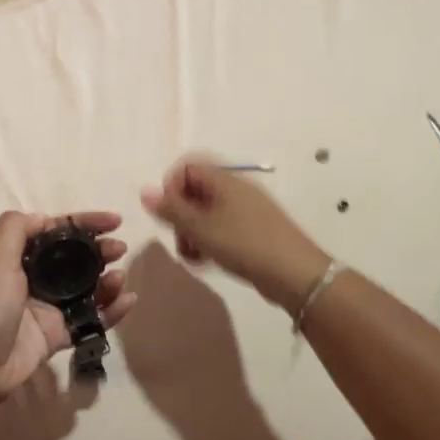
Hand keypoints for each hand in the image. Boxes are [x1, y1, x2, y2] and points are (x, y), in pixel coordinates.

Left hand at [0, 211, 136, 399]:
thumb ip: (16, 229)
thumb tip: (44, 218)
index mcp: (13, 258)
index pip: (53, 232)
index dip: (82, 223)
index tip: (113, 220)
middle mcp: (30, 280)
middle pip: (73, 259)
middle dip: (99, 251)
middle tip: (120, 249)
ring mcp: (44, 310)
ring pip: (85, 289)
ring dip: (106, 281)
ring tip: (121, 278)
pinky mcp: (56, 337)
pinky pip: (89, 320)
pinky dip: (110, 311)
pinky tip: (128, 301)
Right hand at [141, 156, 331, 310]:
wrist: (294, 274)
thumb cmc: (244, 245)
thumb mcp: (200, 228)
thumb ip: (171, 209)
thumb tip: (145, 190)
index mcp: (224, 180)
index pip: (187, 166)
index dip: (171, 187)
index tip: (168, 215)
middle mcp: (236, 189)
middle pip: (195, 190)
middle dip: (180, 216)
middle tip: (182, 241)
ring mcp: (247, 210)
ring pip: (206, 212)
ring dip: (193, 233)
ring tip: (196, 257)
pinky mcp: (253, 230)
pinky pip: (222, 227)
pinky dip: (210, 240)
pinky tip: (211, 261)